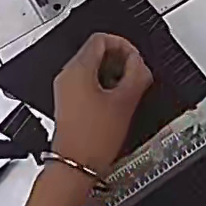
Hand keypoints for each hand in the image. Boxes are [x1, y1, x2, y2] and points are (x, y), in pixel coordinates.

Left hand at [50, 33, 152, 175]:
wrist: (75, 166)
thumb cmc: (93, 138)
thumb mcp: (125, 102)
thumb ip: (137, 75)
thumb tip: (140, 63)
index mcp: (78, 69)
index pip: (101, 39)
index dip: (123, 45)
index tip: (136, 59)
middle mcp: (67, 75)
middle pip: (96, 52)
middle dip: (120, 60)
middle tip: (136, 74)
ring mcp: (66, 89)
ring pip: (92, 68)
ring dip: (113, 74)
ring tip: (129, 90)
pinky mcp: (69, 102)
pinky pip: (87, 83)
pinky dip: (104, 86)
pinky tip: (117, 103)